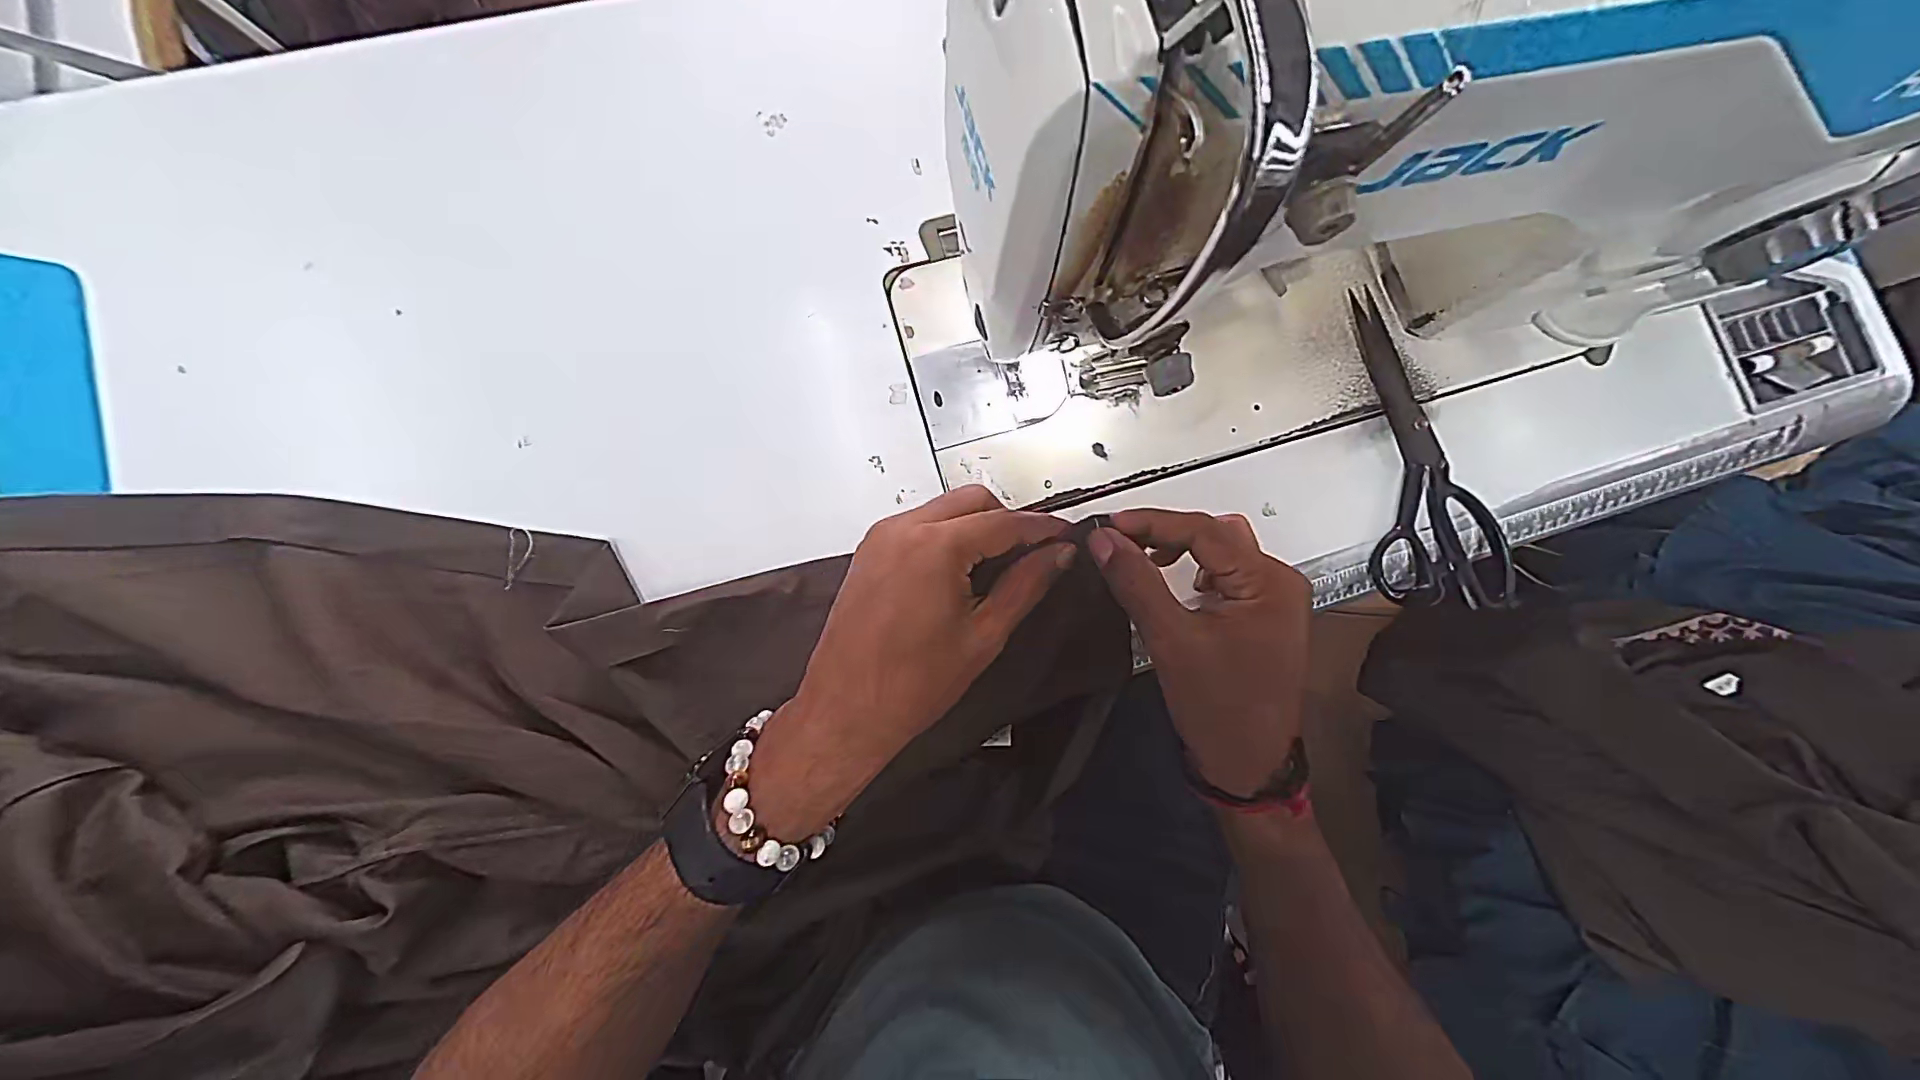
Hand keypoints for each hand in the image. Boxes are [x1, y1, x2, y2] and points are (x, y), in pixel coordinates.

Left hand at [747, 486, 1073, 836]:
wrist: (847, 709)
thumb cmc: (904, 686)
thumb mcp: (984, 635)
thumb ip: (1025, 585)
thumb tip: (1053, 557)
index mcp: (933, 548)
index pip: (1004, 520)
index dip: (1041, 528)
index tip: (1061, 537)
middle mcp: (901, 532)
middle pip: (973, 500)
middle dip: (1008, 519)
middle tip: (1033, 552)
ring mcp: (881, 539)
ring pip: (944, 507)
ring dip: (976, 525)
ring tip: (997, 566)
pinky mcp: (870, 552)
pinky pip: (918, 524)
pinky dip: (945, 535)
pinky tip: (959, 571)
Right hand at [1089, 509, 1309, 797]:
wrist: (1248, 762)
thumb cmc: (1220, 708)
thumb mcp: (1170, 639)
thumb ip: (1136, 582)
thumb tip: (1106, 541)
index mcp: (1268, 583)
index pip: (1204, 530)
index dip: (1152, 522)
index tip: (1111, 525)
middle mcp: (1279, 583)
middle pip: (1215, 534)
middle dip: (1165, 533)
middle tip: (1121, 540)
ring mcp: (1273, 599)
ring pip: (1220, 551)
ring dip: (1180, 549)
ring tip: (1142, 560)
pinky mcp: (1261, 614)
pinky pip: (1224, 574)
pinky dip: (1193, 570)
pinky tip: (1171, 584)